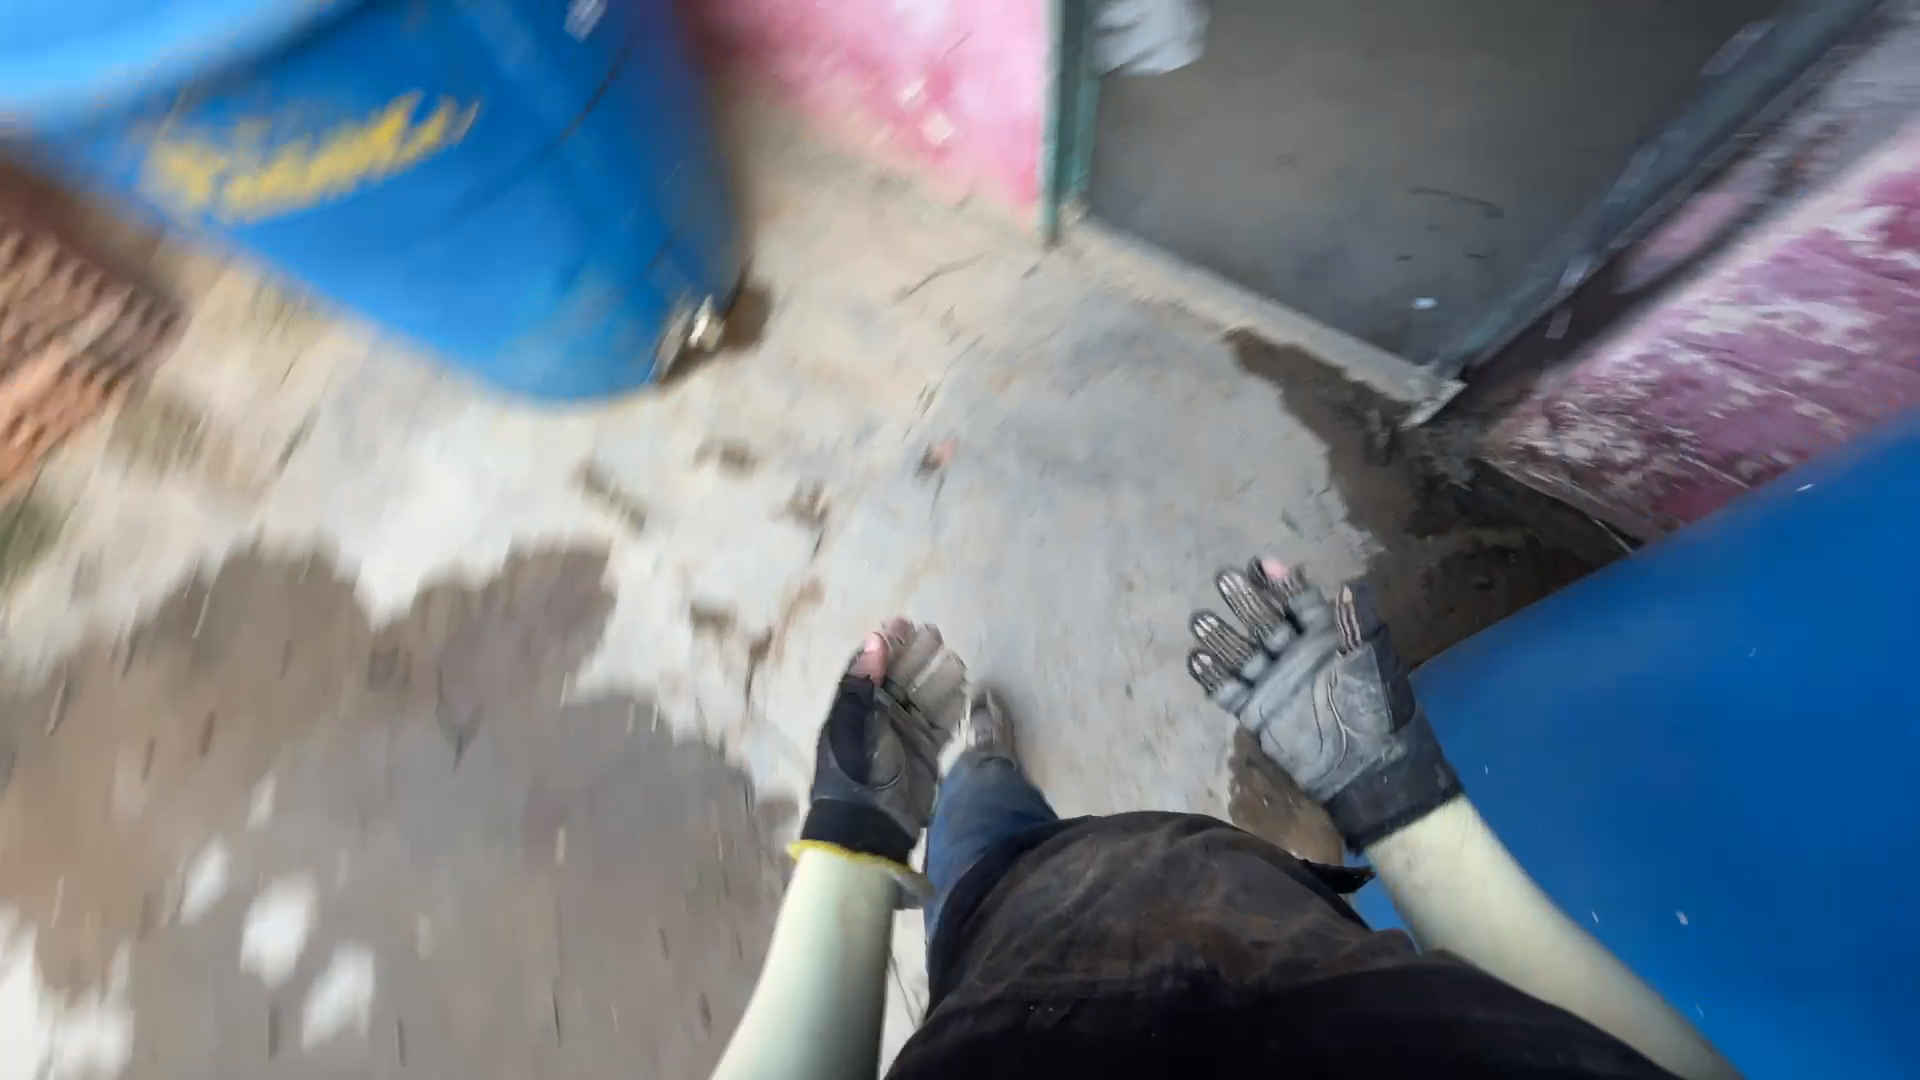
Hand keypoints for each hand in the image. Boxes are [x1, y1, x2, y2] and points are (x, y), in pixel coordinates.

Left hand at [801, 619, 966, 872]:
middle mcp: (879, 716)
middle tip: (934, 632)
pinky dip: (951, 705)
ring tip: (955, 658)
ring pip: (924, 696)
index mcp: (855, 707)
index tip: (902, 622)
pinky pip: (940, 722)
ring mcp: (904, 734)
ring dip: (938, 676)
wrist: (870, 828)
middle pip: (900, 677)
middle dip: (916, 654)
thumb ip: (867, 682)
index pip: (871, 666)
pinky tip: (963, 687)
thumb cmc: (856, 773)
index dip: (886, 643)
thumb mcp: (857, 724)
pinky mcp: (925, 752)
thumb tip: (876, 639)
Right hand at [1187, 558, 1460, 850]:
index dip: (1280, 583)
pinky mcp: (1254, 710)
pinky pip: (1227, 690)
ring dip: (1220, 636)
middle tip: (1223, 578)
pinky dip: (1211, 677)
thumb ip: (1359, 622)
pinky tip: (1195, 659)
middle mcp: (1291, 655)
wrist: (1369, 767)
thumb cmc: (1376, 708)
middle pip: (1261, 622)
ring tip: (1200, 620)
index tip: (1260, 563)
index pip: (1296, 603)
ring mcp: (1270, 682)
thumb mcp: (1373, 660)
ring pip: (1238, 652)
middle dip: (1243, 600)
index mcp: (1321, 639)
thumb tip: (1349, 583)